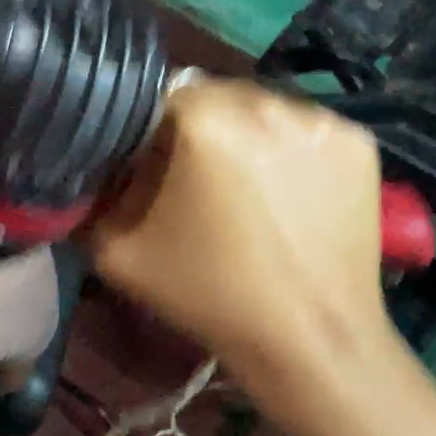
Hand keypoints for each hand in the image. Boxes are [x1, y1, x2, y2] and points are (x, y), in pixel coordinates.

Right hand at [85, 77, 390, 376]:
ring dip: (237, 131)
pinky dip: (282, 145)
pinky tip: (279, 186)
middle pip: (206, 94)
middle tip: (185, 175)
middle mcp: (263, 104)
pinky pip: (298, 124)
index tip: (141, 166)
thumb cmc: (205, 292)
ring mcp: (318, 120)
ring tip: (235, 182)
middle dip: (190, 125)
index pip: (153, 94)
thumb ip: (85, 195)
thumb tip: (77, 167)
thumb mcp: (112, 247)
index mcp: (203, 120)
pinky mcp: (358, 141)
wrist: (310, 341)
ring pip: (254, 105)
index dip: (141, 128)